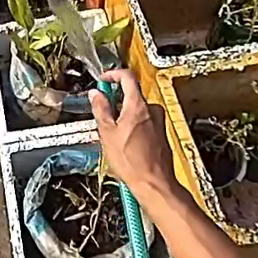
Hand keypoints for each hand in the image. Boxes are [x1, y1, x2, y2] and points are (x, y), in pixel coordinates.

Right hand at [88, 69, 176, 202]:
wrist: (154, 182)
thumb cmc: (132, 162)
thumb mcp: (107, 133)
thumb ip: (101, 109)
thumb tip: (96, 94)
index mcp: (138, 105)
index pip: (127, 77)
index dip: (113, 75)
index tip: (104, 80)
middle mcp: (152, 110)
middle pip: (132, 94)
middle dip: (116, 99)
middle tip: (103, 110)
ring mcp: (158, 121)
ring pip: (138, 109)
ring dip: (124, 114)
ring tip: (113, 132)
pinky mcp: (161, 133)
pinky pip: (145, 121)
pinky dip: (133, 125)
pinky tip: (125, 142)